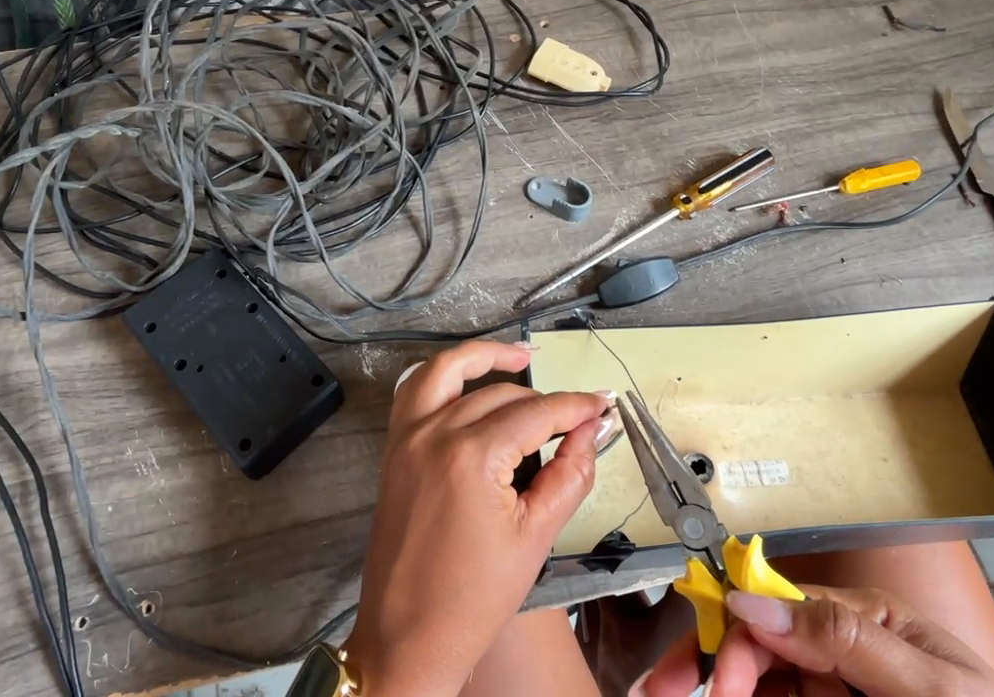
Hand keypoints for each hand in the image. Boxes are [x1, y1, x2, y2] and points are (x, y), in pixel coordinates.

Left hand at [346, 341, 614, 696]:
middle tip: (575, 416)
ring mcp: (406, 438)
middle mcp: (433, 435)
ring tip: (520, 356)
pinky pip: (414, 391)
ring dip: (484, 357)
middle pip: (501, 394)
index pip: (537, 413)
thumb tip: (590, 433)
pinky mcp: (393, 450)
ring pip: (448, 371)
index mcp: (470, 456)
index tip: (600, 406)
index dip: (576, 407)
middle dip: (544, 400)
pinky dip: (441, 375)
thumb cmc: (468, 600)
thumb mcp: (536, 538)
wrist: (408, 638)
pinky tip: (466, 380)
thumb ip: (570, 475)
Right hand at [637, 585, 993, 696]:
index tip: (710, 675)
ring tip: (673, 692)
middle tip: (663, 690)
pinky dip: (742, 696)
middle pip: (754, 646)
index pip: (776, 608)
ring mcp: (831, 691)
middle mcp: (838, 652)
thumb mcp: (930, 686)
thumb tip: (752, 597)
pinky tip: (722, 695)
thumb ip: (841, 638)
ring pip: (757, 682)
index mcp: (862, 621)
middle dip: (707, 663)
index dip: (732, 634)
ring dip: (717, 685)